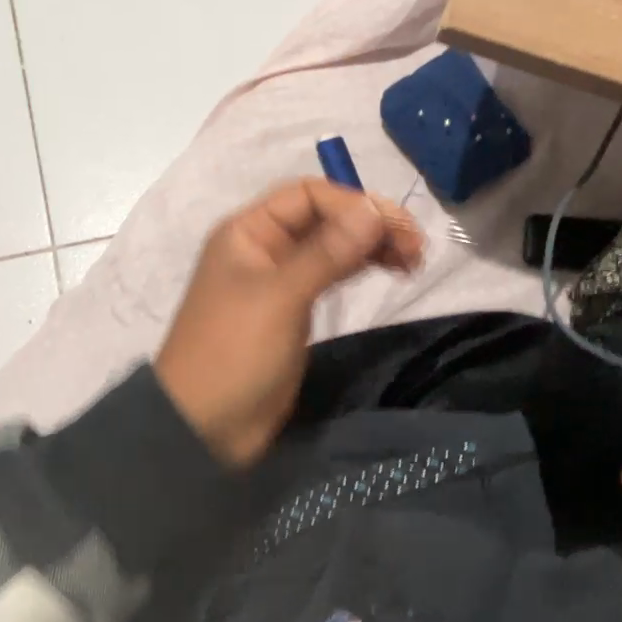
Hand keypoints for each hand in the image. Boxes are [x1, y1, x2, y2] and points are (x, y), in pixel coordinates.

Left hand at [155, 179, 421, 467]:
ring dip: (370, 246)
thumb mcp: (280, 297)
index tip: (395, 229)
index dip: (353, 205)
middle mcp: (261, 247)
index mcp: (247, 232)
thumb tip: (374, 210)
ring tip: (412, 261)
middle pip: (323, 217)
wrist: (206, 426)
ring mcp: (277, 280)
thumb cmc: (234, 353)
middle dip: (369, 225)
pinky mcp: (291, 311)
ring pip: (331, 246)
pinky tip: (389, 271)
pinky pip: (330, 275)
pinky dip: (359, 269)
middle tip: (415, 248)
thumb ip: (327, 253)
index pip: (308, 195)